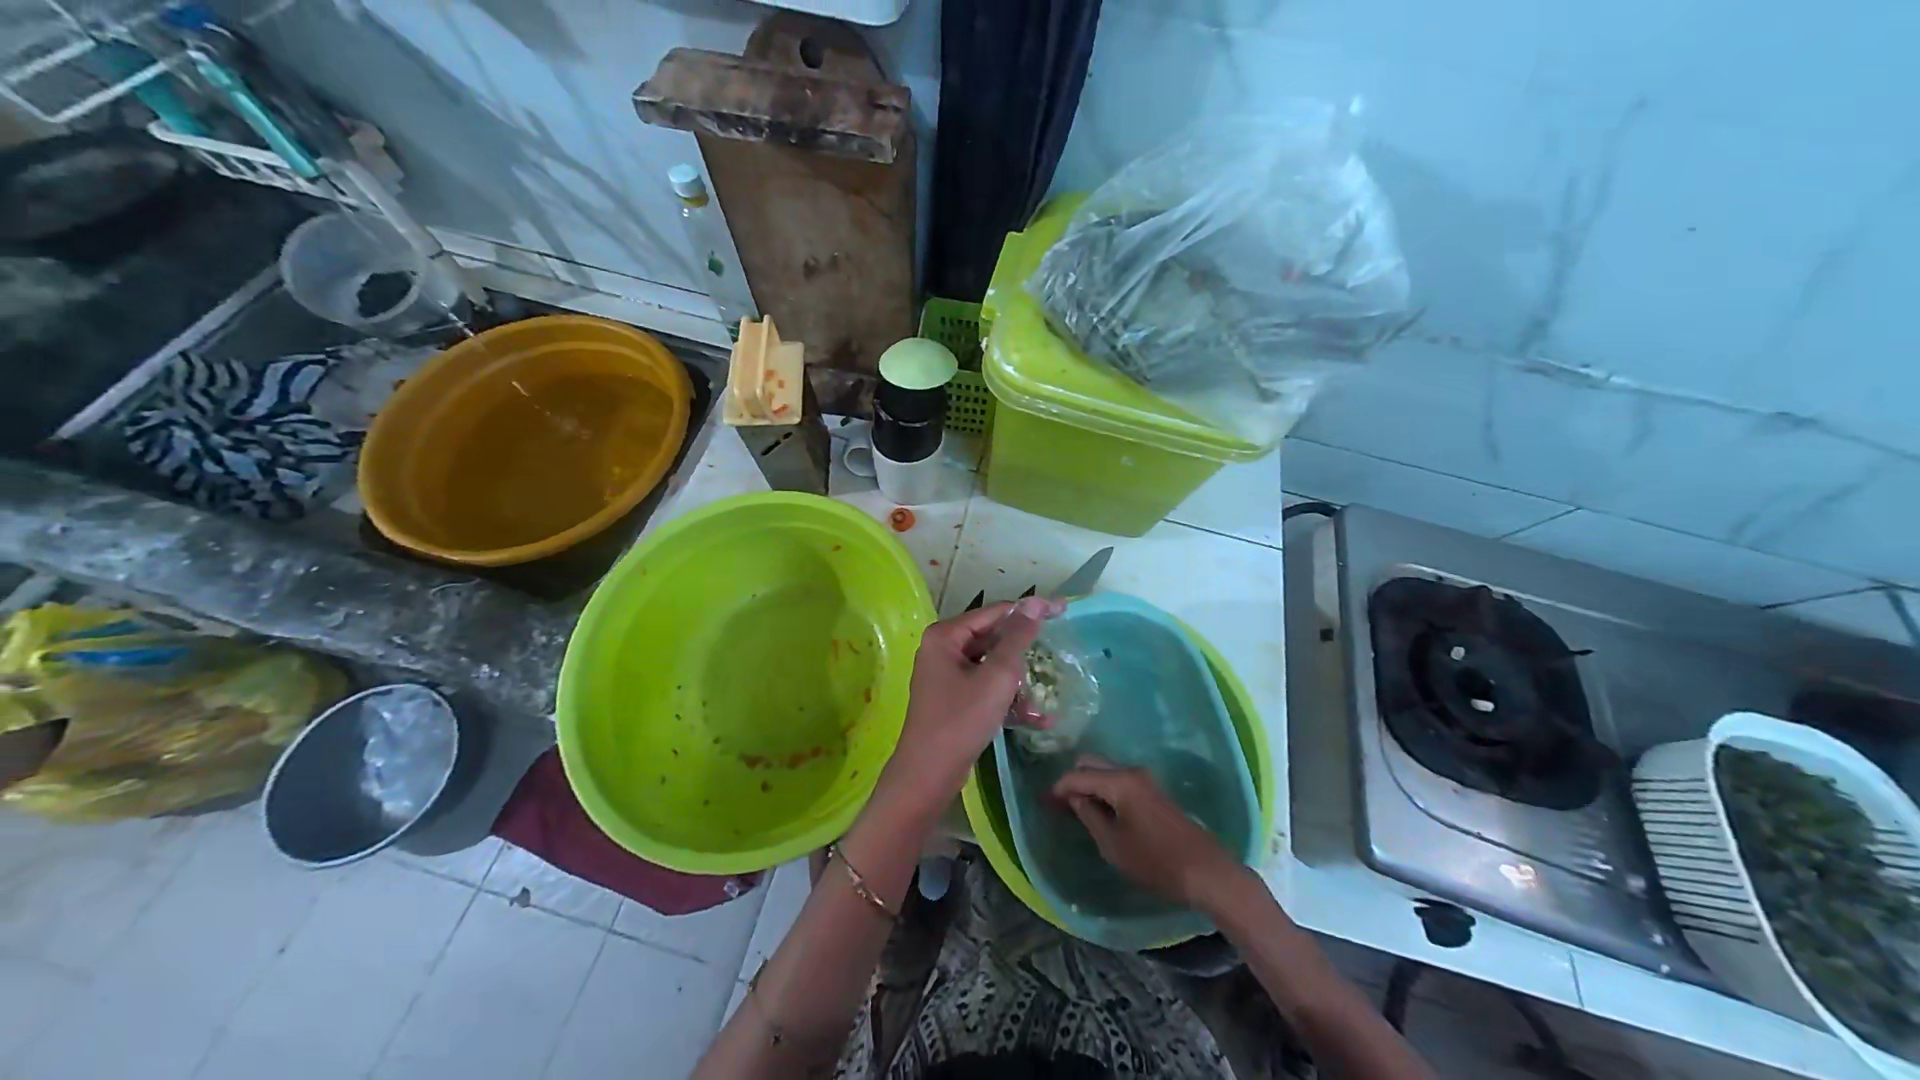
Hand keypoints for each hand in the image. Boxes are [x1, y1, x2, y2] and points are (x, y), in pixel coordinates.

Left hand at [884, 596, 1063, 795]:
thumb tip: (1035, 602)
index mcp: (946, 635)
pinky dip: (1006, 698)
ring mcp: (945, 674)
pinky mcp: (952, 698)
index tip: (1063, 611)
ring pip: (992, 665)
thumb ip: (1017, 637)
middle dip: (1023, 653)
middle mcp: (942, 648)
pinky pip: (985, 687)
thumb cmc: (961, 720)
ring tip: (1042, 700)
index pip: (995, 612)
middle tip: (1057, 657)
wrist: (929, 774)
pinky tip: (1035, 719)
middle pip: (993, 638)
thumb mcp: (997, 676)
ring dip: (1018, 681)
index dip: (1029, 610)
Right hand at [1052, 757, 1246, 910]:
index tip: (1044, 803)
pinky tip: (1099, 811)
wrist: (1207, 872)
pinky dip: (1104, 790)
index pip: (1078, 775)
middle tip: (1058, 805)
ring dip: (1089, 784)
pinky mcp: (1154, 793)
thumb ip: (1089, 815)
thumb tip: (1074, 798)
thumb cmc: (1156, 861)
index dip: (1058, 788)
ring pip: (1106, 771)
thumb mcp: (1113, 844)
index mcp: (1120, 781)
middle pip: (1091, 763)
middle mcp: (1132, 772)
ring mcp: (1146, 781)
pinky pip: (1119, 781)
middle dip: (1072, 780)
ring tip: (1075, 809)